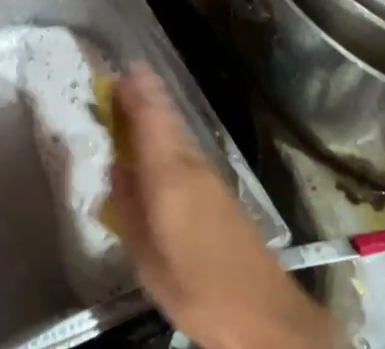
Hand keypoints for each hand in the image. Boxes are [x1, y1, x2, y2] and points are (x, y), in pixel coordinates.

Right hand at [106, 66, 336, 348]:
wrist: (265, 315)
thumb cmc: (196, 287)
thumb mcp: (146, 257)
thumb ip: (129, 207)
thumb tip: (118, 169)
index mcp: (168, 175)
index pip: (149, 119)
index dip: (135, 91)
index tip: (121, 68)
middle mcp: (191, 166)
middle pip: (167, 119)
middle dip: (147, 95)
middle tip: (128, 75)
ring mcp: (211, 178)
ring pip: (179, 134)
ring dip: (160, 113)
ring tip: (142, 98)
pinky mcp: (223, 194)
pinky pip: (188, 151)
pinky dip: (172, 136)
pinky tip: (163, 145)